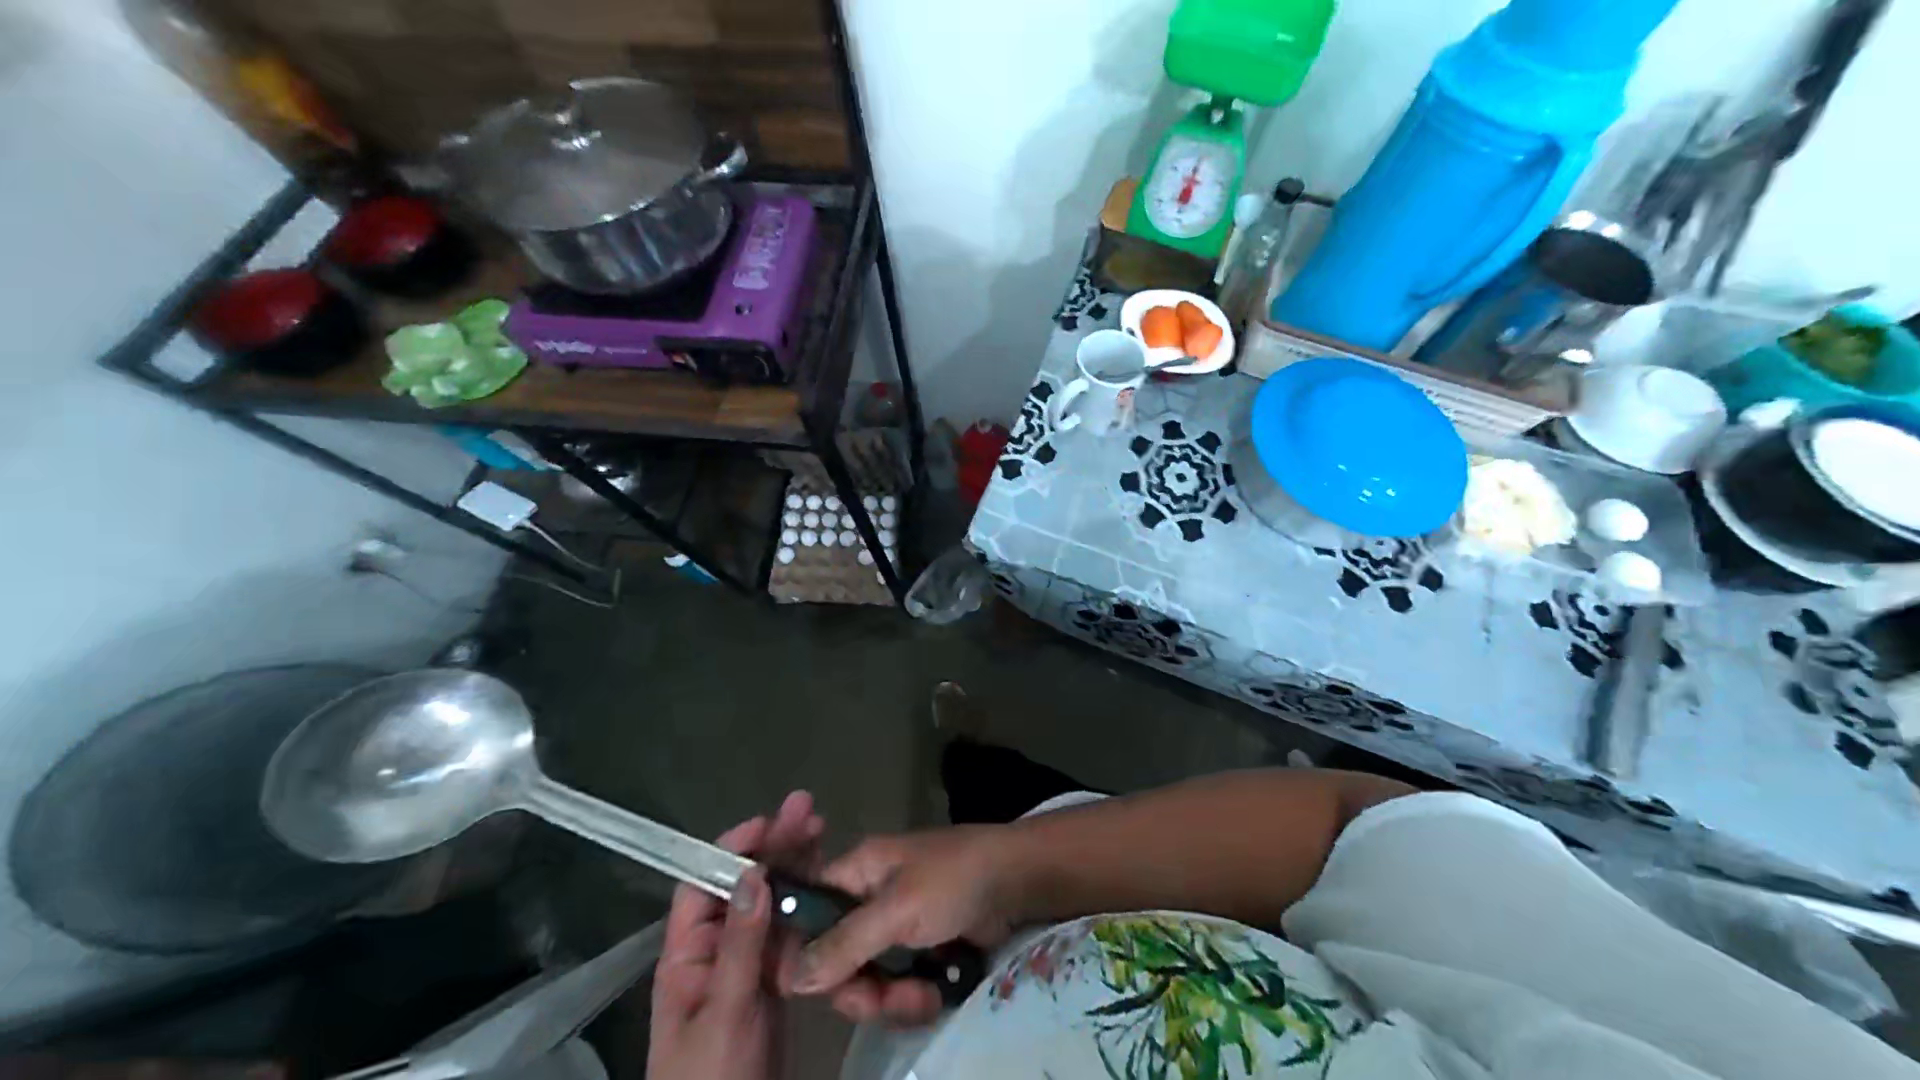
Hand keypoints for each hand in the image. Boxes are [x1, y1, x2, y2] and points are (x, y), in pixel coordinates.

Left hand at [647, 792, 823, 1079]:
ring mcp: (745, 964)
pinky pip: (789, 932)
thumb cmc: (709, 1078)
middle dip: (773, 846)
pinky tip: (829, 881)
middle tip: (808, 809)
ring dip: (794, 866)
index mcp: (687, 955)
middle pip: (743, 886)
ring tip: (822, 828)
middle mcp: (714, 949)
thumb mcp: (724, 1011)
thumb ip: (741, 944)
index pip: (703, 885)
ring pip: (770, 904)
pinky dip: (808, 904)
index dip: (732, 850)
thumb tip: (753, 875)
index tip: (767, 823)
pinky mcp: (771, 980)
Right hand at [785, 825, 1027, 1026]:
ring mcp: (899, 925)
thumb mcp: (898, 909)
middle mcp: (871, 898)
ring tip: (922, 995)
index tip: (805, 988)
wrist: (1018, 881)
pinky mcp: (923, 948)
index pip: (808, 909)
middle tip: (880, 999)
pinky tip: (936, 992)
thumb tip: (790, 976)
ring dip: (891, 997)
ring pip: (869, 978)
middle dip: (858, 987)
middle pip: (837, 957)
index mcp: (858, 871)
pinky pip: (899, 984)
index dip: (800, 948)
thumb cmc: (954, 880)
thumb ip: (845, 943)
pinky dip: (914, 995)